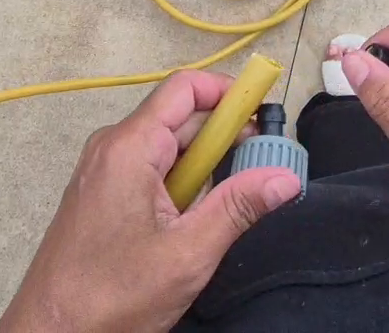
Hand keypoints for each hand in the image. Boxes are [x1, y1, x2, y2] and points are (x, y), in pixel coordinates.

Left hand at [0, 71, 301, 332]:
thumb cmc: (109, 299)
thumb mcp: (187, 255)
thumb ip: (238, 207)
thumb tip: (286, 177)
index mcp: (130, 146)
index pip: (186, 87)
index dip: (228, 91)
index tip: (263, 114)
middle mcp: (113, 145)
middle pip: (180, 116)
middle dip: (224, 134)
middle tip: (260, 166)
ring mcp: (104, 169)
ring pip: (168, 145)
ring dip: (204, 163)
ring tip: (229, 199)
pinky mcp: (102, 193)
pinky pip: (151, 167)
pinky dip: (181, 180)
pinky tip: (193, 217)